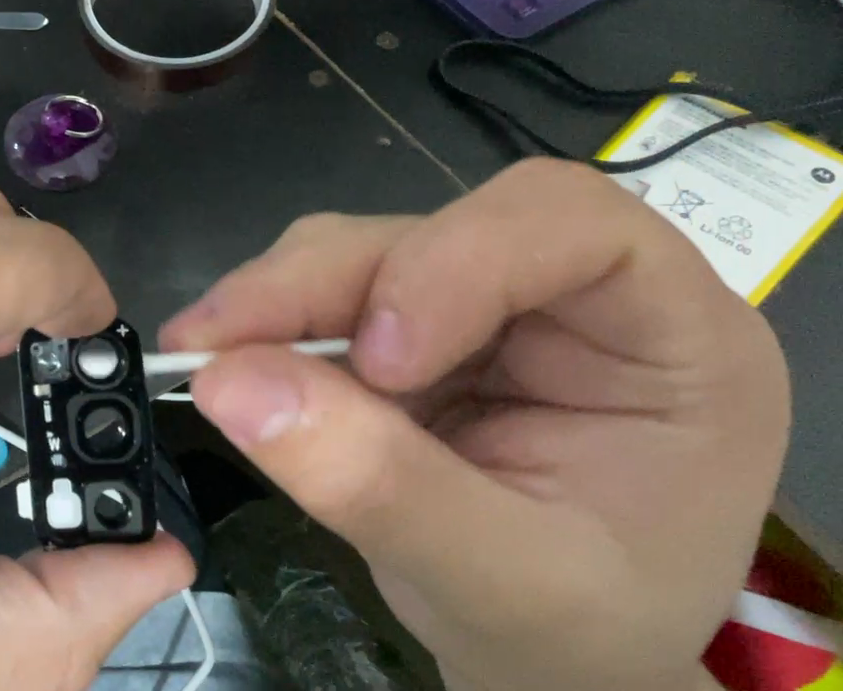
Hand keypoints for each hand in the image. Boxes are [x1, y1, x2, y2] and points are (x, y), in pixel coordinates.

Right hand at [162, 159, 789, 690]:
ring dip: (267, 303)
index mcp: (664, 337)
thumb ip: (383, 486)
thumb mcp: (506, 582)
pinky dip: (256, 325)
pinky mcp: (389, 323)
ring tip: (204, 365)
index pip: (562, 222)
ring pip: (346, 252)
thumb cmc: (572, 630)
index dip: (456, 262)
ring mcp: (464, 303)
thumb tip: (225, 383)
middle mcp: (557, 295)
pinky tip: (225, 368)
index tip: (380, 363)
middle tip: (208, 347)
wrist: (543, 658)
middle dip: (310, 288)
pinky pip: (307, 292)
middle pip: (420, 231)